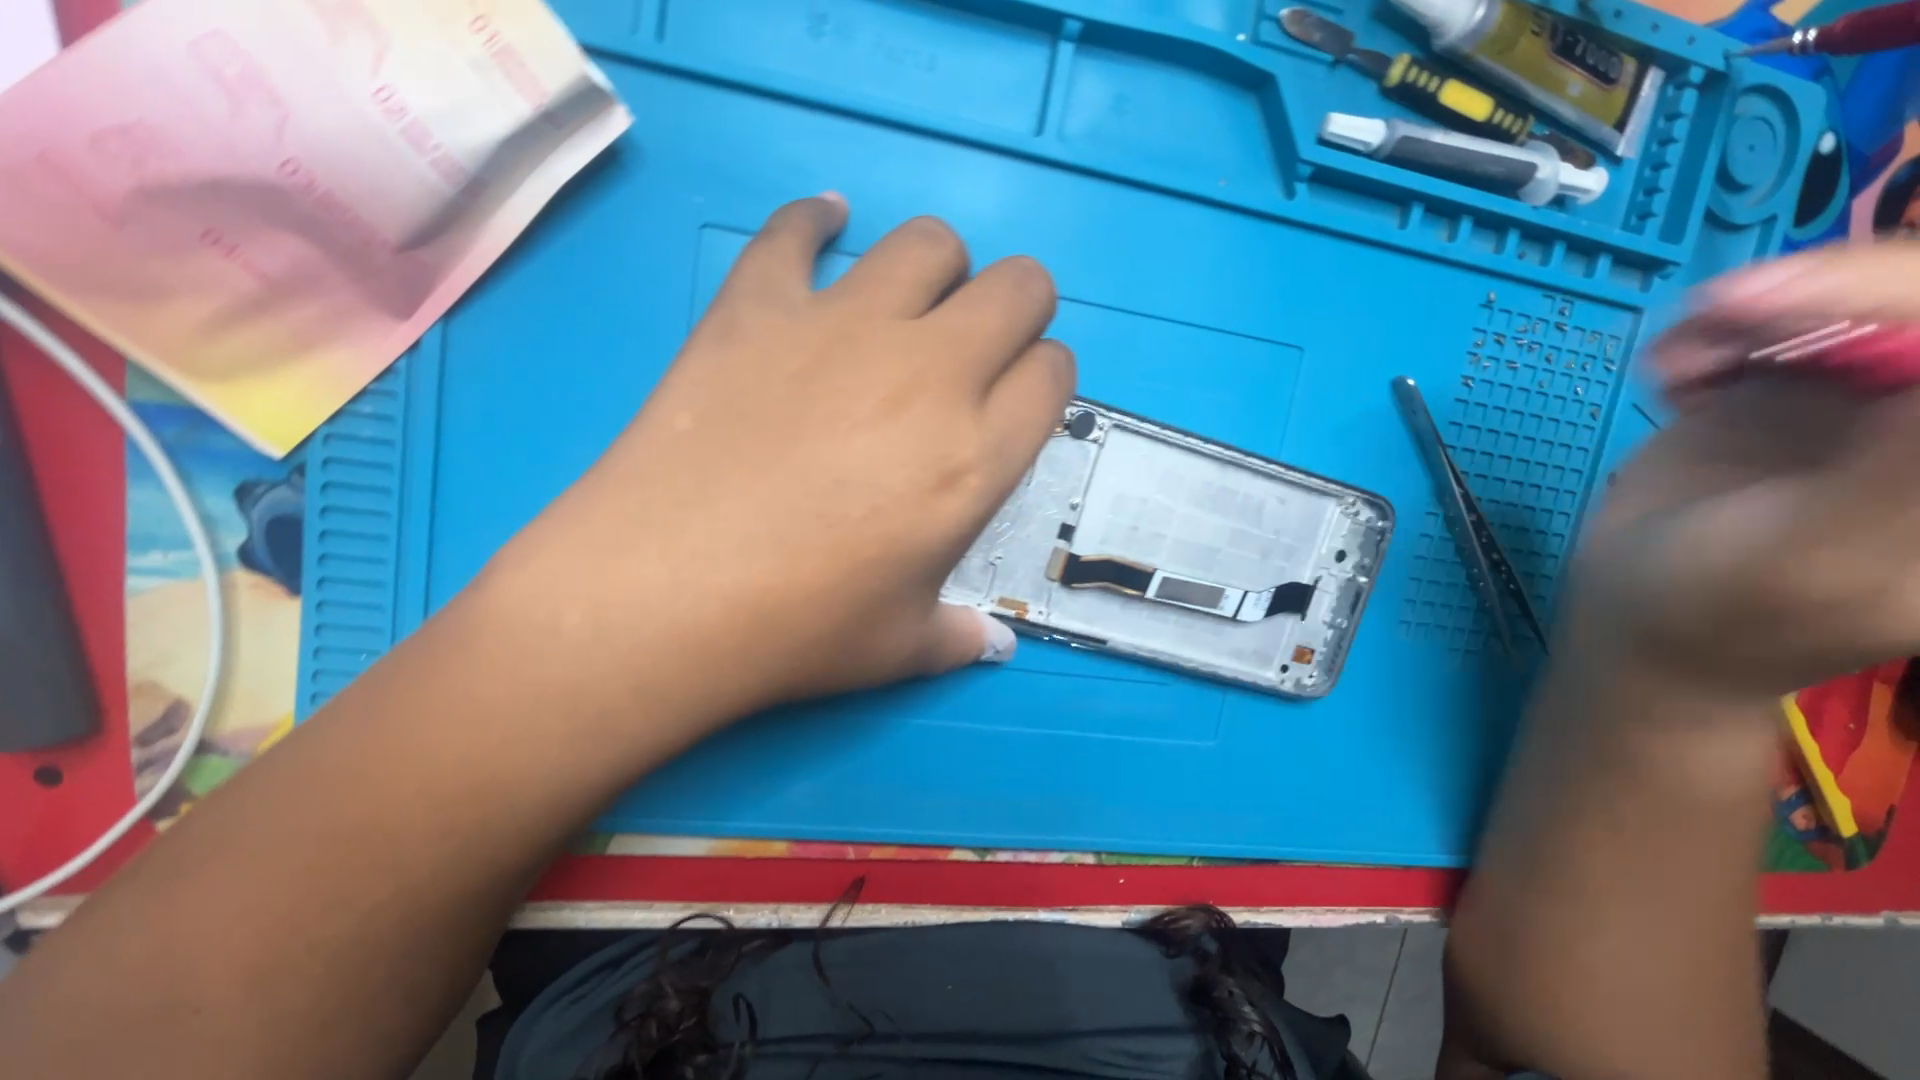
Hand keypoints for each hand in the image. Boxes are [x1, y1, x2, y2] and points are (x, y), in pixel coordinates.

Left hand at [494, 194, 1073, 722]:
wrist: (662, 592)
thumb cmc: (796, 629)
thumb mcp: (899, 646)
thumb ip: (958, 635)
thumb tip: (994, 645)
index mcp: (977, 455)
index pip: (1053, 374)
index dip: (1043, 381)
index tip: (1015, 403)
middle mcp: (929, 371)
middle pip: (1019, 288)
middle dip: (1018, 308)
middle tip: (977, 347)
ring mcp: (841, 326)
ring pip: (929, 244)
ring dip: (938, 267)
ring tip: (910, 303)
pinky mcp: (758, 306)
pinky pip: (796, 231)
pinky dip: (814, 221)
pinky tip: (823, 225)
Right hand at [1567, 243, 1919, 700]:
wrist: (1635, 627)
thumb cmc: (1718, 613)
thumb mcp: (1811, 555)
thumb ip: (1889, 475)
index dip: (1901, 302)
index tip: (1795, 307)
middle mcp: (1911, 423)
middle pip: (1910, 306)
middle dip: (1828, 291)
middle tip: (1724, 309)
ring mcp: (1856, 402)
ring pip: (1839, 304)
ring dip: (1748, 316)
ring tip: (1675, 358)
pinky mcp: (1781, 393)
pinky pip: (1763, 327)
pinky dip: (1705, 336)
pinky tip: (1668, 372)